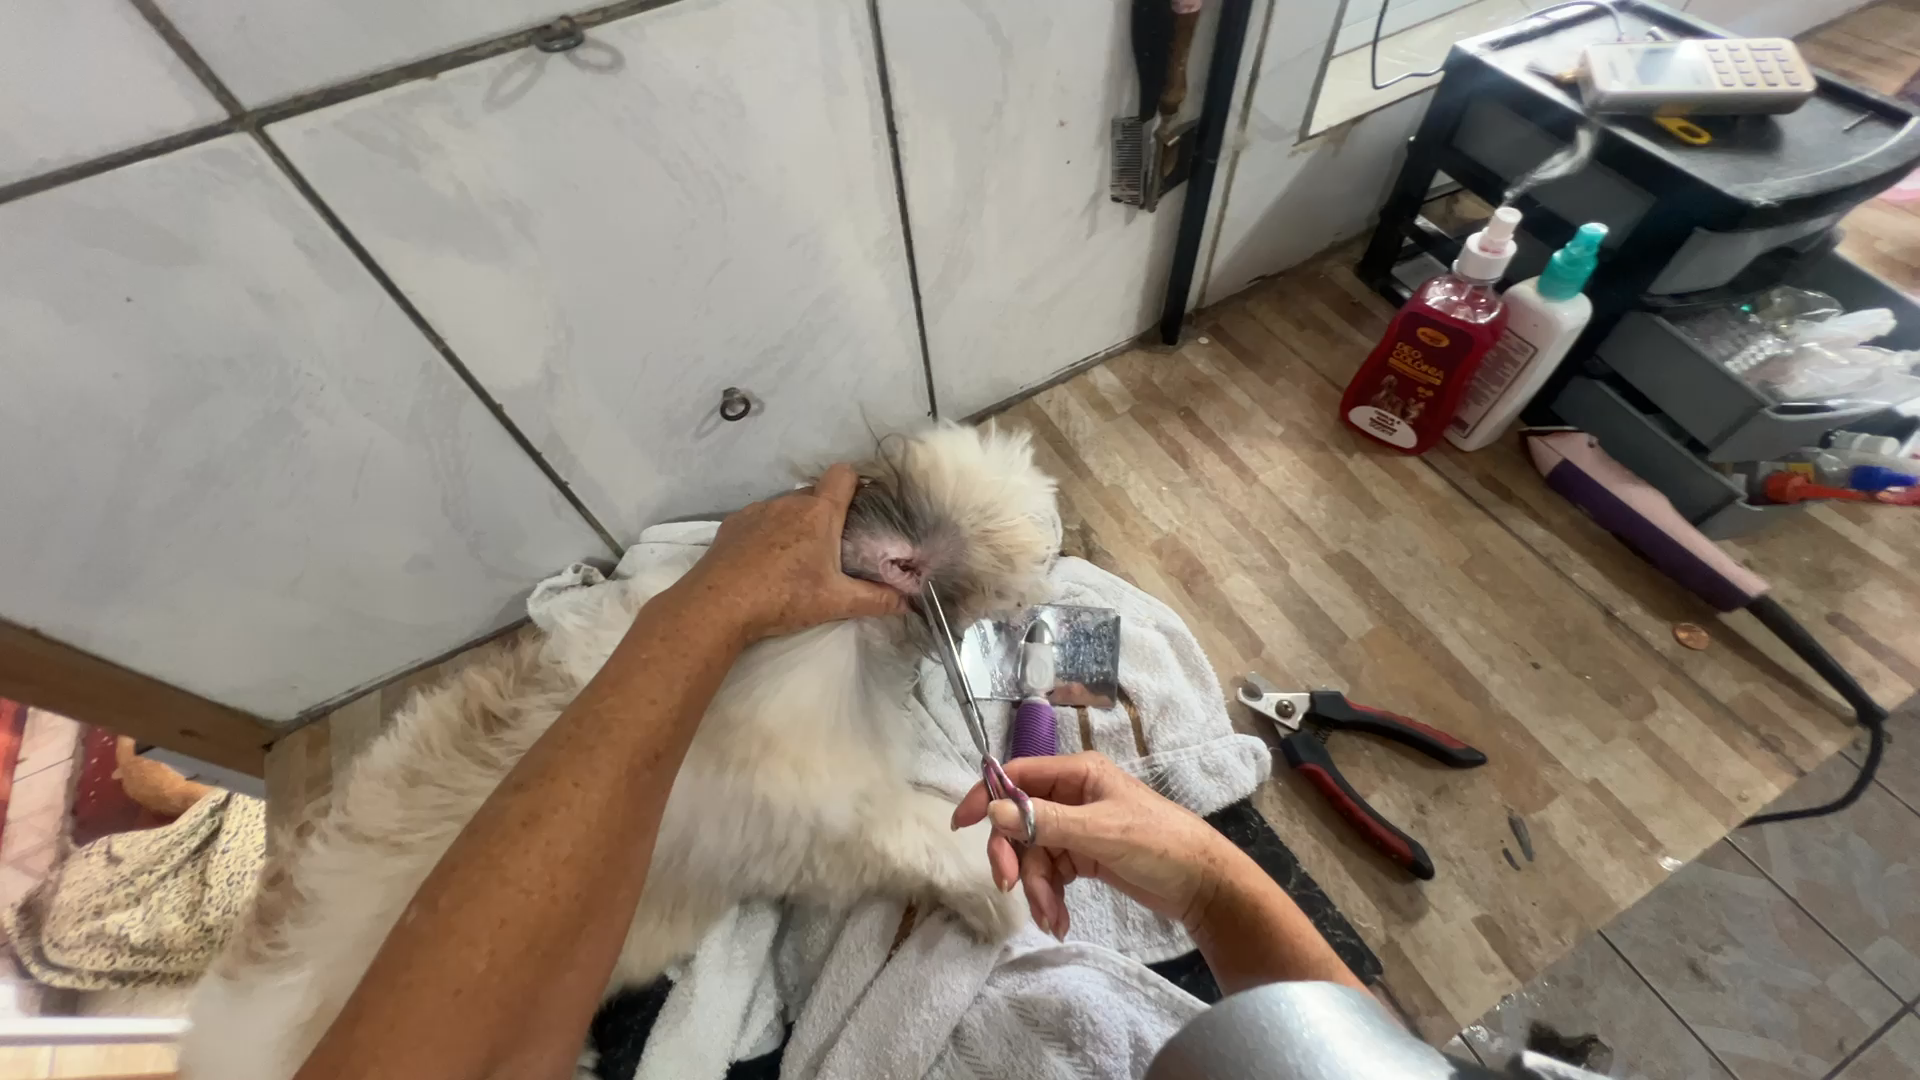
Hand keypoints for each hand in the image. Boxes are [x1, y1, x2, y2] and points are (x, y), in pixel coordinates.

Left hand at [679, 464, 908, 642]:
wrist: (717, 605)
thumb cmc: (783, 598)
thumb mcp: (835, 602)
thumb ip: (875, 600)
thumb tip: (909, 604)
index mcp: (819, 513)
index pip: (843, 474)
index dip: (855, 484)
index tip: (861, 507)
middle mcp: (789, 502)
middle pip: (816, 493)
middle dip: (827, 513)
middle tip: (833, 546)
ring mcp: (758, 510)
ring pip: (787, 506)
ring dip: (796, 523)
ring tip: (796, 557)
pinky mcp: (733, 524)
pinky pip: (761, 518)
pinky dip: (768, 532)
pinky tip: (765, 561)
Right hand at [950, 752, 1242, 939]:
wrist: (1204, 885)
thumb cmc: (1158, 843)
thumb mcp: (1100, 831)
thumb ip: (1045, 821)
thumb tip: (993, 812)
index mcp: (1076, 773)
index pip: (1018, 776)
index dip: (987, 796)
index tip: (961, 824)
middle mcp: (1072, 795)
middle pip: (1021, 820)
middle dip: (1014, 854)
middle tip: (1007, 886)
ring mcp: (1077, 826)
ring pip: (1034, 852)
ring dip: (1036, 886)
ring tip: (1052, 917)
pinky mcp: (1084, 855)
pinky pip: (1051, 872)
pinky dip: (1050, 896)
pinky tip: (1059, 920)